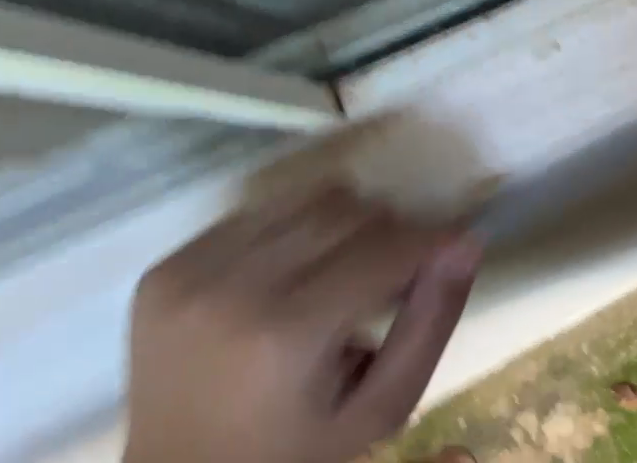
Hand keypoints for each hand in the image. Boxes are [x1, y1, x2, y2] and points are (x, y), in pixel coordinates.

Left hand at [123, 186, 480, 462]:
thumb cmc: (296, 446)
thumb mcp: (383, 405)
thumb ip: (433, 321)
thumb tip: (469, 240)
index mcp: (287, 332)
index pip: (391, 244)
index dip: (435, 241)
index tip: (452, 253)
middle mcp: (231, 291)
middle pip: (354, 211)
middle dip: (394, 231)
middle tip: (398, 271)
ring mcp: (189, 276)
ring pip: (313, 198)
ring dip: (350, 222)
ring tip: (352, 265)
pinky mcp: (166, 269)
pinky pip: (264, 210)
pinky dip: (300, 226)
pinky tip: (301, 266)